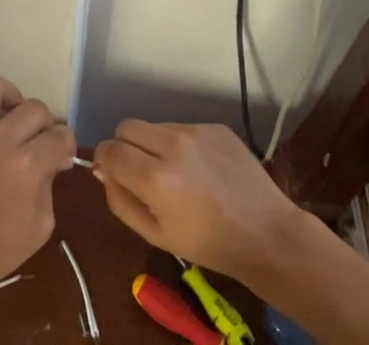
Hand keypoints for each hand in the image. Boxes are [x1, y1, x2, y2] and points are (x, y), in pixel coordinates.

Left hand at [0, 74, 75, 298]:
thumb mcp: (40, 227)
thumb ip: (49, 186)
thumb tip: (53, 159)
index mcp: (26, 166)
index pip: (59, 136)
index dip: (66, 145)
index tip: (60, 156)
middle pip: (33, 108)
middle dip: (44, 124)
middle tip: (38, 143)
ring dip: (8, 95)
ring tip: (9, 113)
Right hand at [93, 120, 305, 282]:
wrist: (266, 233)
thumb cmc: (208, 244)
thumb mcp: (156, 234)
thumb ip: (120, 200)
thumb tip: (102, 171)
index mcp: (155, 177)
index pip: (109, 149)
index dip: (105, 161)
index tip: (114, 174)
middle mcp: (173, 145)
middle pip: (126, 127)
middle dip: (125, 147)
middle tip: (142, 172)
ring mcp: (197, 131)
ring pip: (155, 126)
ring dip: (154, 145)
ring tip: (177, 173)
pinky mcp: (216, 126)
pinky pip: (183, 128)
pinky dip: (182, 145)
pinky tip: (201, 169)